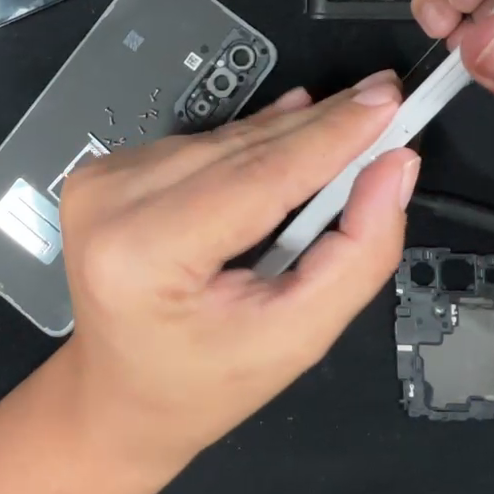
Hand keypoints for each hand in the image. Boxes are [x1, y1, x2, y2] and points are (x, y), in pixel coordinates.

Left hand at [56, 76, 419, 469]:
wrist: (116, 397)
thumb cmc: (202, 385)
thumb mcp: (293, 339)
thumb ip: (355, 254)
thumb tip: (395, 169)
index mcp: (142, 252)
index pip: (257, 177)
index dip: (329, 135)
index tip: (387, 100)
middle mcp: (109, 201)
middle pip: (238, 149)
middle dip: (318, 125)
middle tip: (383, 95)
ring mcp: (98, 180)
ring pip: (219, 139)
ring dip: (285, 131)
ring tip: (348, 117)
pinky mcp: (102, 172)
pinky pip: (194, 145)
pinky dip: (246, 142)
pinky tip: (289, 123)